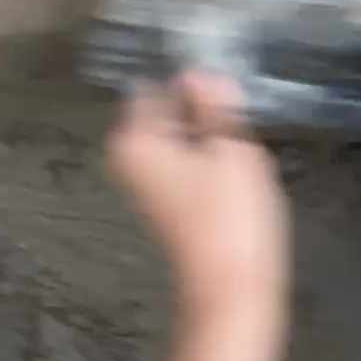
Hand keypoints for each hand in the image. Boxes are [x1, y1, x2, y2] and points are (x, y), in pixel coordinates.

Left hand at [108, 73, 288, 324]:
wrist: (233, 289)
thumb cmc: (232, 219)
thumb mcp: (230, 149)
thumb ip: (213, 105)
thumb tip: (199, 71)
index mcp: (133, 136)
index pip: (154, 86)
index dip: (189, 83)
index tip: (220, 90)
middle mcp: (125, 153)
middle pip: (164, 111)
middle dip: (199, 115)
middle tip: (233, 134)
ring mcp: (139, 177)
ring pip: (177, 136)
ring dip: (206, 139)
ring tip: (235, 162)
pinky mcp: (159, 197)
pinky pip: (180, 161)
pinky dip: (203, 162)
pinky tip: (231, 182)